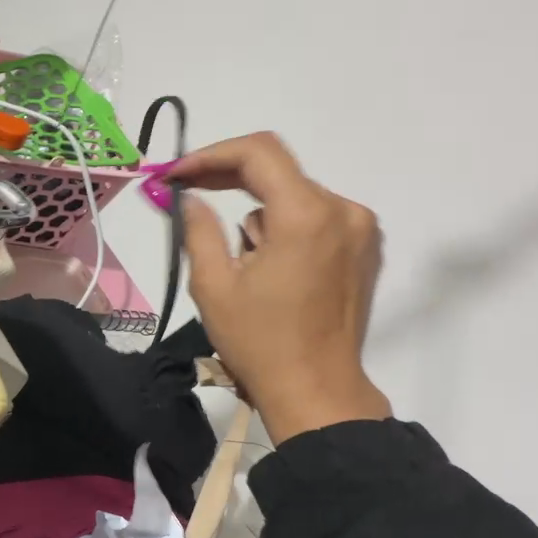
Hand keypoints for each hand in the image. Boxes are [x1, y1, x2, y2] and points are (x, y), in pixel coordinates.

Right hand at [167, 132, 392, 444]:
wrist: (314, 384)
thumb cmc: (256, 339)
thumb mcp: (212, 284)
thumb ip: (199, 231)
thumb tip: (189, 199)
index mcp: (306, 216)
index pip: (259, 153)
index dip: (210, 155)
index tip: (173, 174)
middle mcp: (343, 210)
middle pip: (278, 172)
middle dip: (225, 180)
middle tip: (179, 195)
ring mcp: (360, 228)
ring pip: (293, 198)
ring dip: (255, 214)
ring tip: (231, 260)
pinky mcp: (364, 247)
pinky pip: (313, 219)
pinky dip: (280, 227)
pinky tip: (260, 263)